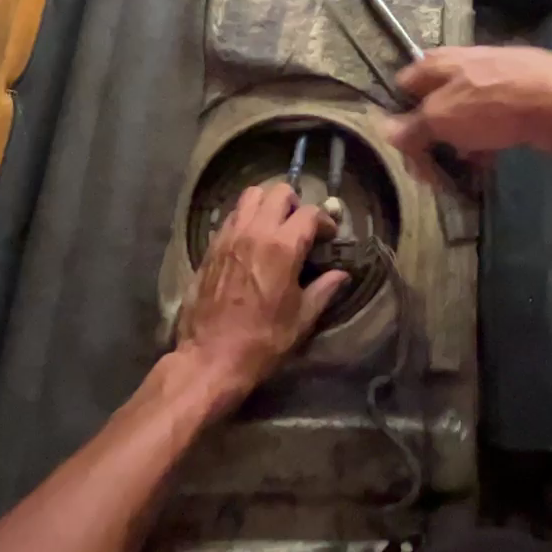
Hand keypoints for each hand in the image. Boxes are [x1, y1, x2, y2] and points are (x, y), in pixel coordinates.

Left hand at [175, 182, 348, 409]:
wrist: (209, 359)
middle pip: (279, 192)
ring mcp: (229, 236)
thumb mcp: (301, 320)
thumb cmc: (262, 341)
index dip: (324, 221)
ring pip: (250, 195)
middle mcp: (255, 232)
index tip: (328, 236)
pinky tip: (251, 241)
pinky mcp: (211, 246)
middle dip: (295, 204)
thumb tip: (341, 275)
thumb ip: (323, 290)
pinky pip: (231, 216)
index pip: (309, 213)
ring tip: (274, 225)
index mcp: (282, 247)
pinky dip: (245, 218)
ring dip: (267, 204)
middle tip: (300, 226)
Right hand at [380, 45, 551, 159]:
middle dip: (432, 139)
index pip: (403, 86)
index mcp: (437, 62)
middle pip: (433, 104)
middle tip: (436, 171)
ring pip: (463, 114)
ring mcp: (492, 77)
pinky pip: (490, 119)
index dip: (400, 119)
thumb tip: (384, 130)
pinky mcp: (517, 93)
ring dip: (459, 143)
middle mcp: (461, 64)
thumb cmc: (491, 105)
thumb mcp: (442, 118)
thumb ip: (412, 126)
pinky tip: (490, 159)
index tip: (409, 151)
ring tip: (466, 167)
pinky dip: (484, 140)